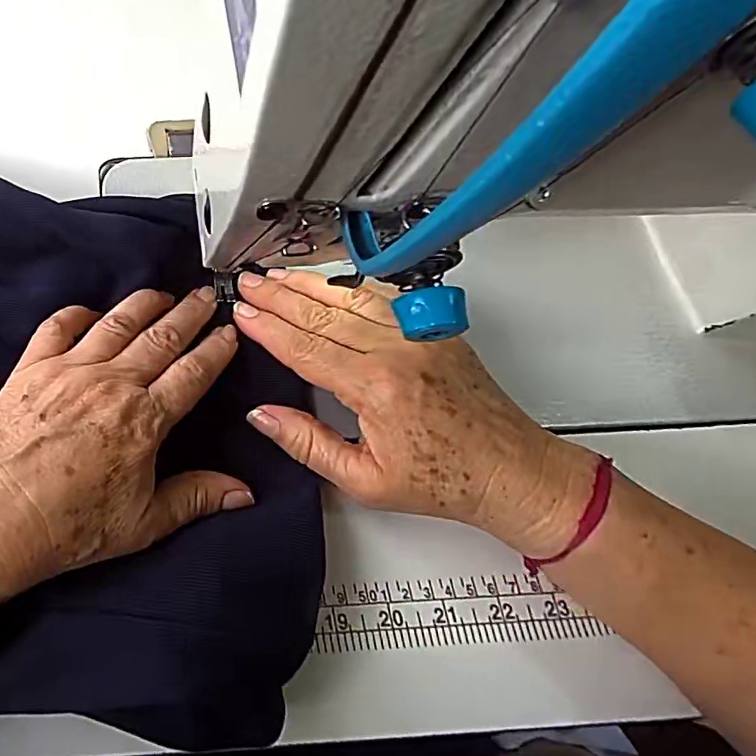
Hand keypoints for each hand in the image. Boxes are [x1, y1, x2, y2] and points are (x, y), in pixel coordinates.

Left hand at [0, 287, 251, 628]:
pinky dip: (77, 313)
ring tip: (160, 295)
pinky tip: (91, 312)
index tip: (228, 333)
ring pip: (116, 323)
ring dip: (142, 305)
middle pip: (161, 338)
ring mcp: (70, 372)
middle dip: (189, 314)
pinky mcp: (32, 369)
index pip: (192, 373)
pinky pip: (58, 327)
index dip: (215, 350)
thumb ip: (195, 498)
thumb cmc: (70, 523)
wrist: (1, 513)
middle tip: (204, 296)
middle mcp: (111, 385)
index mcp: (145, 420)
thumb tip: (242, 492)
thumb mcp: (144, 522)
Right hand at [229, 269, 595, 556]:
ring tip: (279, 276)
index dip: (267, 327)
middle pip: (322, 313)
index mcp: (376, 387)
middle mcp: (399, 352)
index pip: (304, 346)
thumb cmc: (446, 479)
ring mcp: (421, 336)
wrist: (513, 472)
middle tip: (249, 283)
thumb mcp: (361, 480)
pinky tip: (332, 281)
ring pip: (353, 297)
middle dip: (279, 296)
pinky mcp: (436, 332)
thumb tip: (263, 416)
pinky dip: (352, 285)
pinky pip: (386, 298)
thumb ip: (305, 443)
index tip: (242, 312)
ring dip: (310, 284)